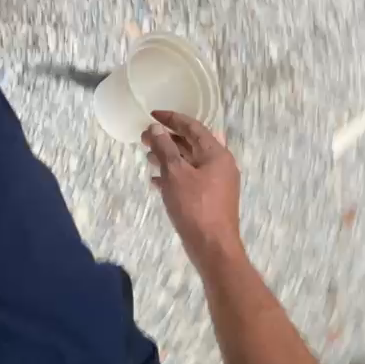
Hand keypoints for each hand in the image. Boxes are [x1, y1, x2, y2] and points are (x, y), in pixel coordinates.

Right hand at [144, 110, 242, 268]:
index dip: (171, 118)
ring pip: (189, 161)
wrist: (213, 248)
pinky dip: (173, 175)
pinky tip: (155, 180)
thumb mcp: (175, 173)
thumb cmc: (195, 206)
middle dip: (167, 139)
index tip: (151, 115)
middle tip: (144, 138)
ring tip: (147, 157)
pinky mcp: (210, 198)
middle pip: (191, 143)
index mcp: (216, 154)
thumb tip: (155, 128)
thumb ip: (164, 147)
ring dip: (168, 157)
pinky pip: (190, 178)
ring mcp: (217, 183)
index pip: (193, 127)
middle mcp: (220, 164)